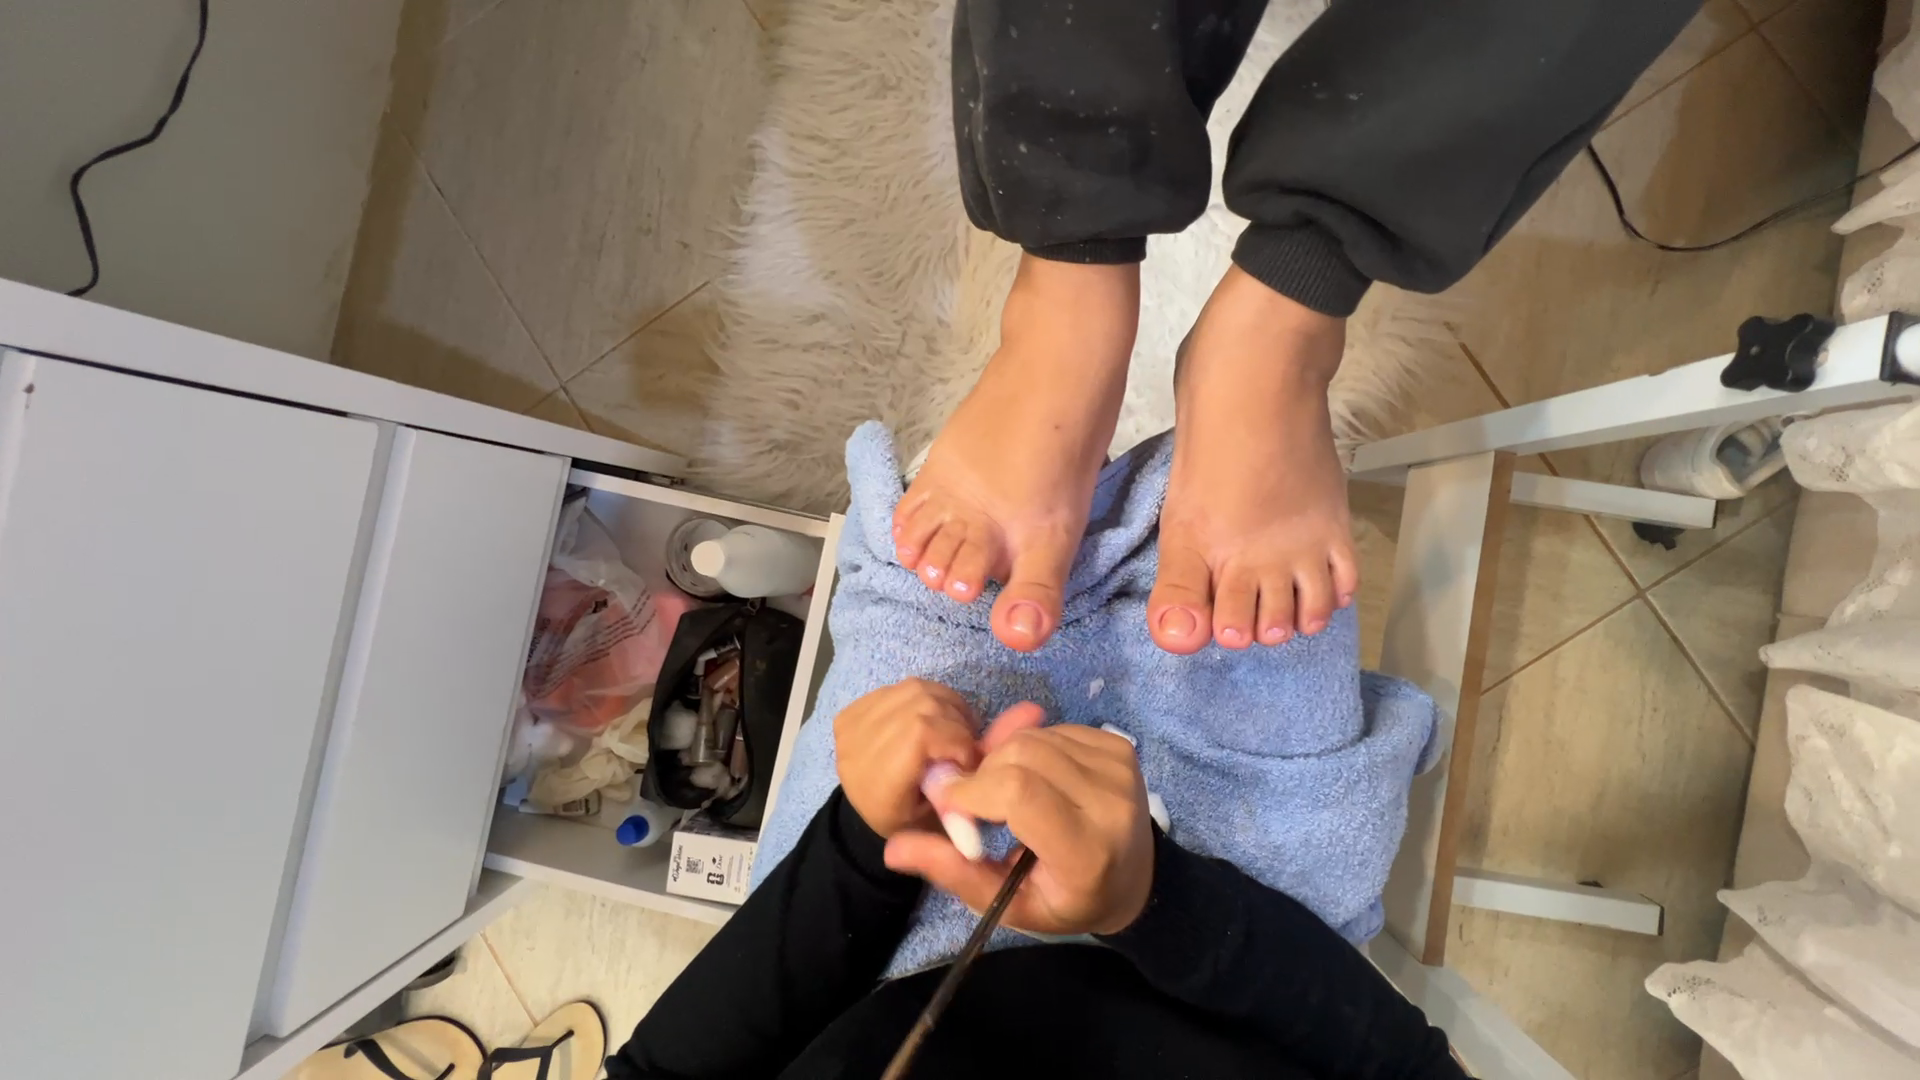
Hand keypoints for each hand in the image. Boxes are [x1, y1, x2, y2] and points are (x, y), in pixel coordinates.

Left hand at [833, 678, 980, 838]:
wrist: (860, 812)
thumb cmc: (902, 820)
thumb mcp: (932, 819)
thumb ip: (953, 787)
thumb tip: (973, 760)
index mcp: (879, 774)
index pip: (923, 731)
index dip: (957, 739)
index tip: (970, 759)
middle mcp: (862, 738)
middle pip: (924, 704)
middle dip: (957, 720)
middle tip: (967, 741)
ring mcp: (856, 718)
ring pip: (916, 688)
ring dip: (946, 703)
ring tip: (956, 725)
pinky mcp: (855, 707)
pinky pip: (902, 687)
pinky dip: (926, 696)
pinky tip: (935, 715)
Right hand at [883, 705, 1154, 935]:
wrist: (1134, 879)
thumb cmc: (1065, 898)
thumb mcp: (1007, 903)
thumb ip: (952, 872)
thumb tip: (893, 848)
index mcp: (1086, 852)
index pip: (1019, 792)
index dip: (975, 789)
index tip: (952, 803)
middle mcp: (1111, 803)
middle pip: (1023, 756)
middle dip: (985, 773)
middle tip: (977, 800)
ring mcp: (1120, 769)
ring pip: (1034, 738)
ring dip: (1006, 759)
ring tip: (1008, 792)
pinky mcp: (1120, 747)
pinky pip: (1054, 729)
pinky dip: (1031, 749)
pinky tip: (1037, 777)